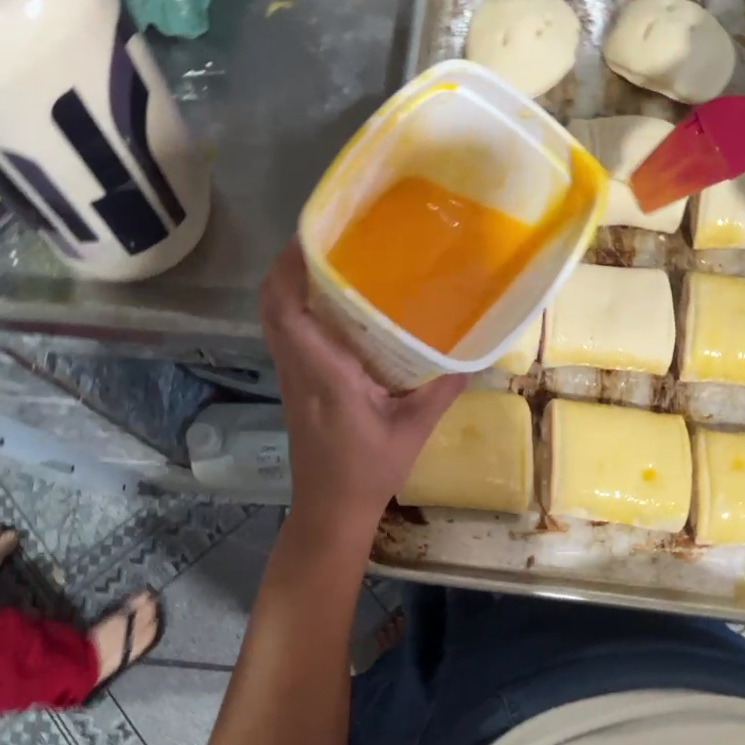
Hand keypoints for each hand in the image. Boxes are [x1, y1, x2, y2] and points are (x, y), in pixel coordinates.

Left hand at [258, 243, 464, 535]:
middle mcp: (296, 369)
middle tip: (324, 240)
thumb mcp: (413, 430)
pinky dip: (295, 309)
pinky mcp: (292, 386)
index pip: (287, 310)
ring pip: (273, 319)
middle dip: (287, 266)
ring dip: (289, 285)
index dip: (289, 267)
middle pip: (270, 305)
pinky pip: (283, 334)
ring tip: (327, 263)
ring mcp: (288, 377)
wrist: (330, 509)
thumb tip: (473, 353)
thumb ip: (441, 389)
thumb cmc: (368, 471)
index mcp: (323, 374)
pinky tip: (330, 307)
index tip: (314, 235)